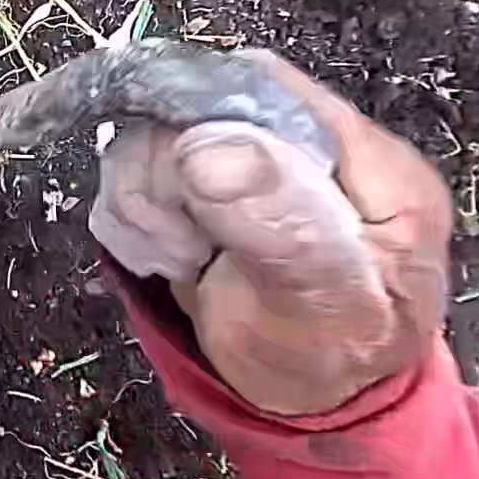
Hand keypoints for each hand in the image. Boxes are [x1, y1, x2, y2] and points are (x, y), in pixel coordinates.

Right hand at [91, 52, 451, 414]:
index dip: (203, 122)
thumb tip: (205, 145)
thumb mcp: (326, 304)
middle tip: (193, 248)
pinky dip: (129, 220)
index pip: (263, 85)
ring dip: (143, 207)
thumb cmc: (330, 357)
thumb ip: (283, 227)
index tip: (187, 189)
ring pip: (142, 135)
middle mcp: (292, 137)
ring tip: (185, 257)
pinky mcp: (189, 178)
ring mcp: (235, 153)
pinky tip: (167, 255)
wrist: (300, 393)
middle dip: (168, 184)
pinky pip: (122, 170)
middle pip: (186, 105)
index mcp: (356, 152)